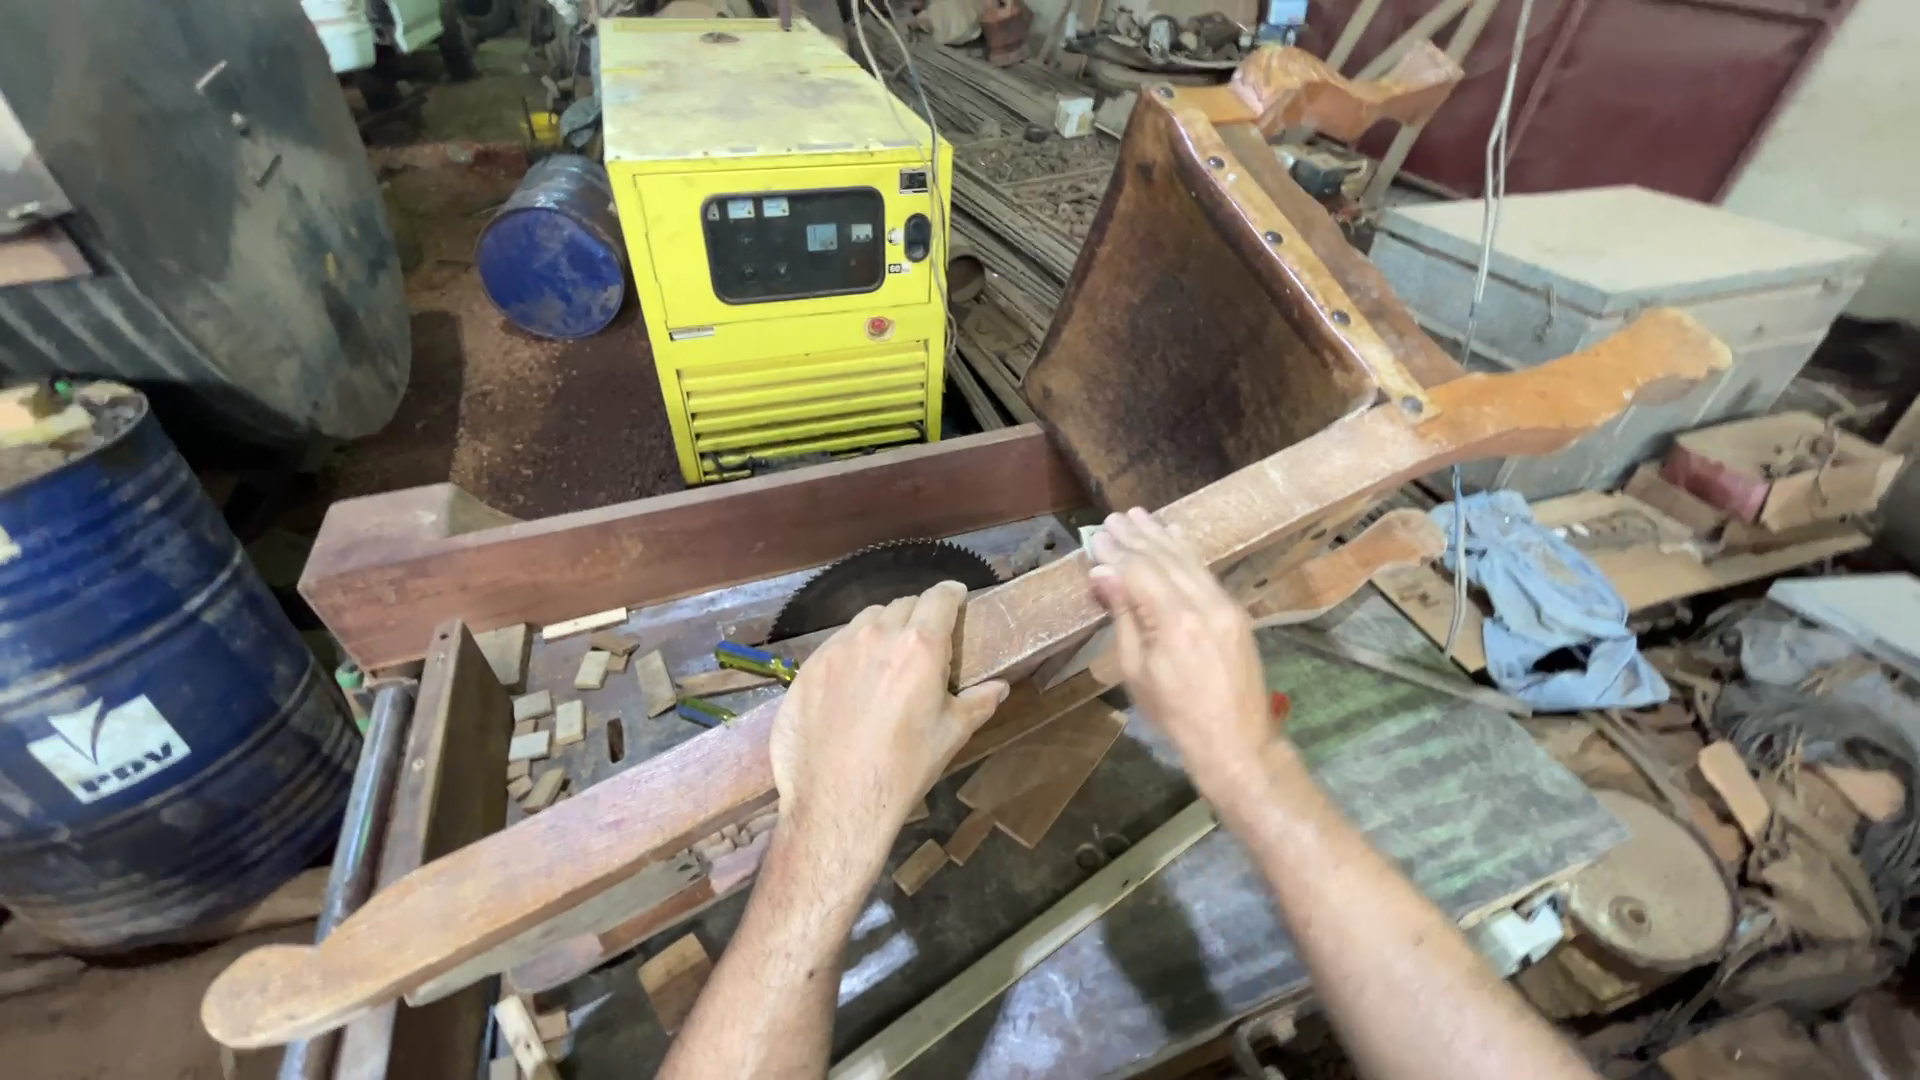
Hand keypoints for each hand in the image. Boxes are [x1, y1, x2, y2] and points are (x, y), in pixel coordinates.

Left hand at [769, 581, 1008, 874]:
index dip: (952, 594)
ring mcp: (838, 648)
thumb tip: (1000, 687)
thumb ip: (978, 702)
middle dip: (918, 615)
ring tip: (887, 658)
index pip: (940, 598)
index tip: (957, 597)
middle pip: (904, 605)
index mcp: (920, 646)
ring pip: (867, 620)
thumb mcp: (951, 735)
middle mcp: (878, 634)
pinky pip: (837, 643)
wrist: (836, 802)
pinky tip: (853, 682)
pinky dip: (852, 651)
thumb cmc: (903, 769)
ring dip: (883, 629)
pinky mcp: (809, 666)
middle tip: (923, 641)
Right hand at [1087, 508, 1281, 788]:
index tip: (1097, 536)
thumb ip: (1123, 616)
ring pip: (1188, 561)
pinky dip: (1187, 553)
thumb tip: (1104, 575)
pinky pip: (1206, 573)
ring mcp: (1225, 606)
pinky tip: (1175, 537)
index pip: (1138, 571)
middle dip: (1136, 537)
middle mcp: (1203, 604)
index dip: (1115, 553)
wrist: (1235, 741)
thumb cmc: (1174, 714)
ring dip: (1162, 537)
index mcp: (1174, 621)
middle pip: (1164, 559)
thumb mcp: (1135, 671)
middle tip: (1114, 517)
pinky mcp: (1235, 612)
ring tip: (1141, 516)